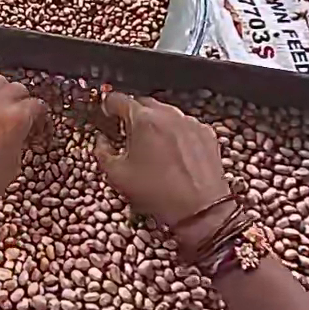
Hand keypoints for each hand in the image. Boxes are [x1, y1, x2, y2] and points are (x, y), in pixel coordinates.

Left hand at [0, 76, 45, 210]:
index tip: (38, 122)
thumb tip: (21, 130)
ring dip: (3, 92)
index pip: (36, 105)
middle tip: (22, 114)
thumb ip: (20, 137)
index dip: (39, 115)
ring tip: (3, 106)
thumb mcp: (14, 161)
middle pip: (18, 88)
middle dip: (23, 101)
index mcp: (15, 118)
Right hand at [94, 93, 231, 226]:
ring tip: (150, 145)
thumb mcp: (116, 175)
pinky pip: (184, 125)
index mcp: (143, 120)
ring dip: (154, 122)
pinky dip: (174, 132)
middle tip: (125, 132)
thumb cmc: (156, 192)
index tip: (106, 113)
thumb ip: (102, 151)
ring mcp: (190, 123)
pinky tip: (172, 152)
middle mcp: (168, 115)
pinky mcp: (207, 134)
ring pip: (165, 113)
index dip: (108, 105)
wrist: (201, 210)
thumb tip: (101, 140)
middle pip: (143, 103)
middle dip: (131, 114)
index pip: (118, 99)